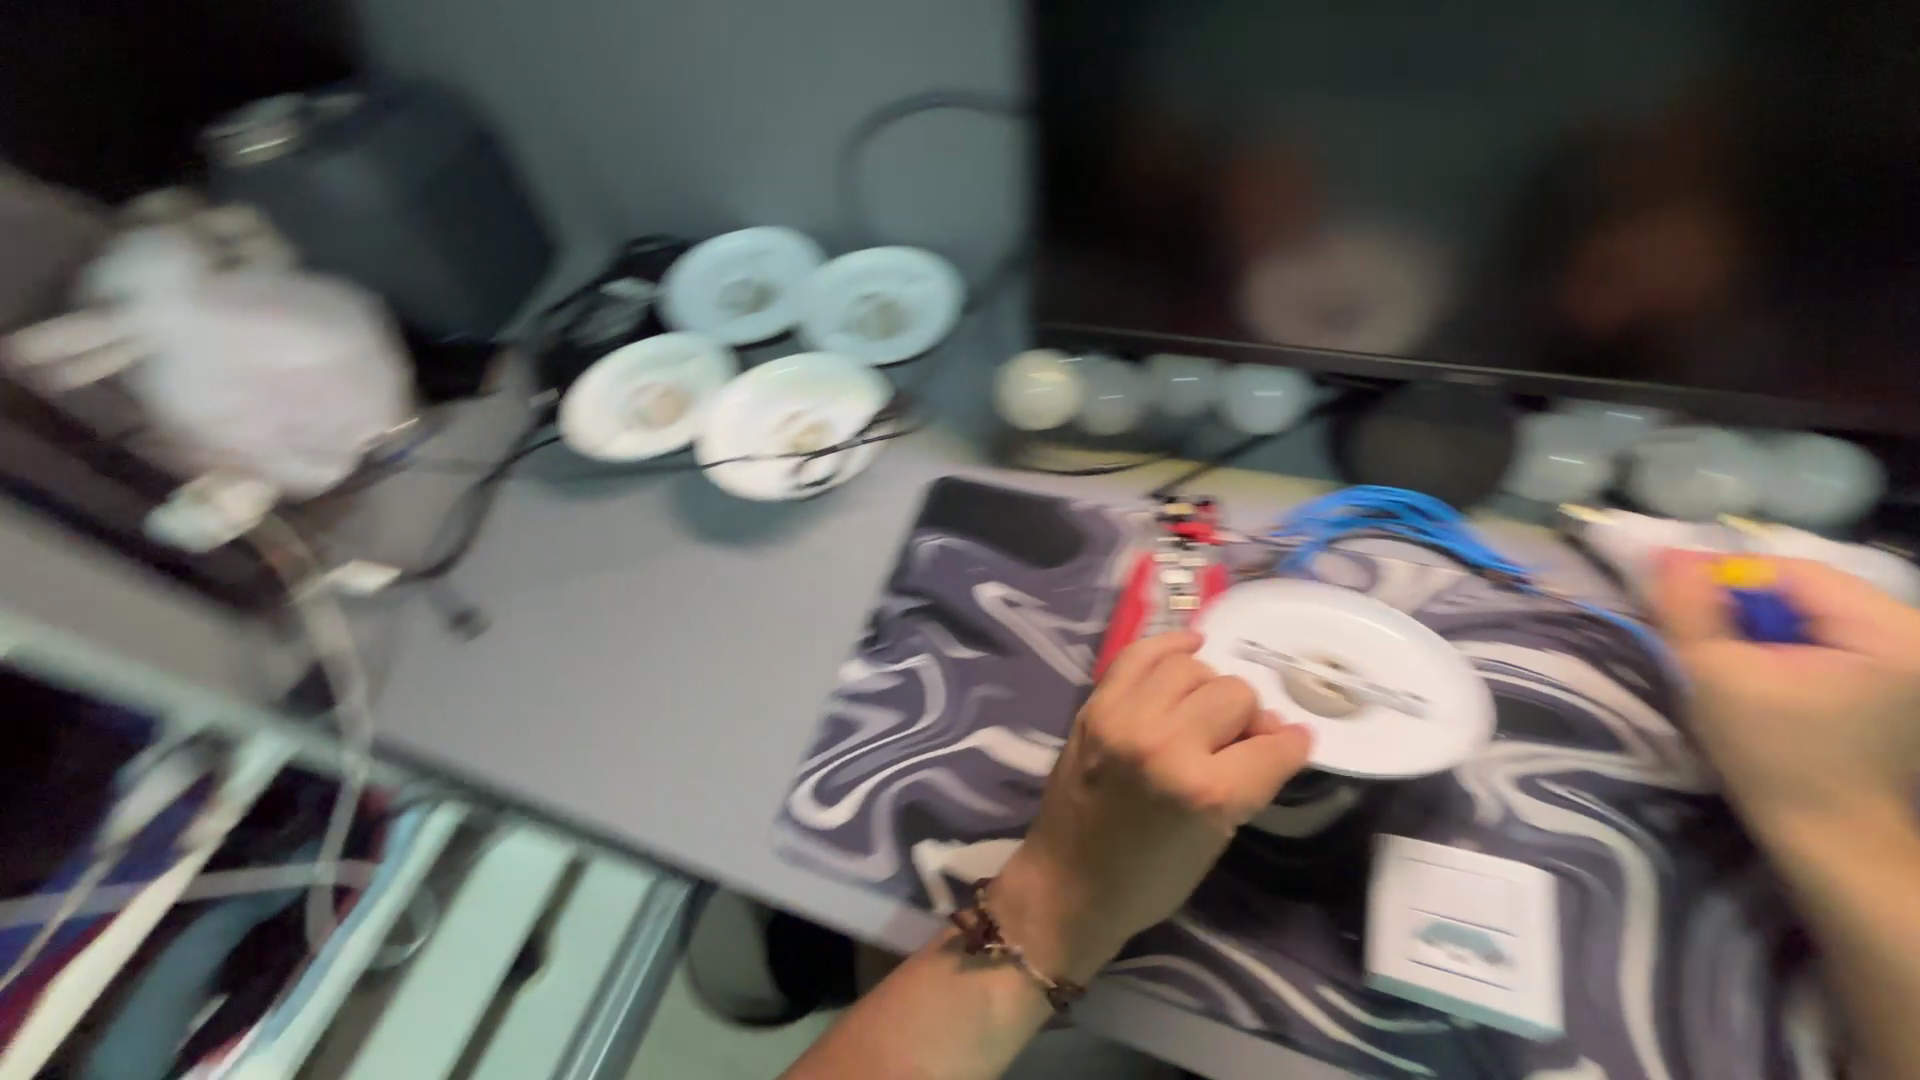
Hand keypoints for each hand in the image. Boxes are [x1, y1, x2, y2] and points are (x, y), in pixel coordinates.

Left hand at [988, 632, 1313, 982]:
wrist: (1067, 882)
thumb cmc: (1149, 879)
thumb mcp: (1216, 837)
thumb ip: (1248, 777)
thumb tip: (1275, 729)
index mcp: (1206, 792)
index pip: (1273, 745)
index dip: (1291, 743)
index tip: (1292, 741)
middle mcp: (1166, 744)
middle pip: (1234, 693)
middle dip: (1247, 715)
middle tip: (1237, 735)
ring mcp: (1124, 719)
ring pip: (1191, 666)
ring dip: (1208, 684)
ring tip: (1204, 707)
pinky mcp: (1094, 707)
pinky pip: (1139, 654)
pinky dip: (1168, 647)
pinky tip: (1188, 650)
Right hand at [1652, 551, 1919, 831]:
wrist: (1831, 836)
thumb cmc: (1772, 756)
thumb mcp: (1714, 674)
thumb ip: (1689, 607)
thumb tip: (1669, 552)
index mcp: (1888, 631)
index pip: (1791, 570)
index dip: (1724, 580)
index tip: (1677, 610)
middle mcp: (1914, 635)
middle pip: (1806, 590)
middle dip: (1743, 606)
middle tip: (1698, 639)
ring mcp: (1912, 659)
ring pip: (1813, 613)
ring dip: (1761, 626)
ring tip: (1729, 661)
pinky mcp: (1899, 680)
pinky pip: (1831, 637)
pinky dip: (1787, 646)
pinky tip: (1764, 677)